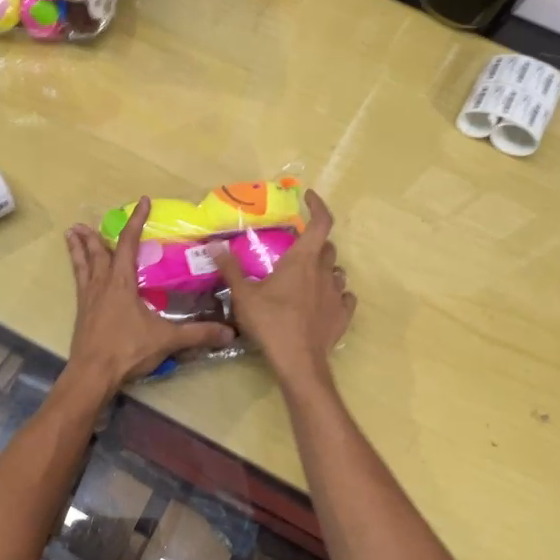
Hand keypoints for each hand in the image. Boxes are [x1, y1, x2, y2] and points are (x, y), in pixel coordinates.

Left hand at [65, 198, 235, 386]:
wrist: (92, 374)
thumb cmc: (127, 350)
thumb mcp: (166, 340)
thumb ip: (197, 333)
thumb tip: (229, 332)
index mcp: (121, 283)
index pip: (128, 244)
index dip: (136, 222)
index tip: (142, 202)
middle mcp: (101, 285)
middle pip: (96, 252)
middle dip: (94, 236)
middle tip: (84, 222)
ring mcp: (88, 299)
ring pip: (82, 266)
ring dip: (78, 249)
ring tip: (71, 233)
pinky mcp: (82, 314)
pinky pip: (79, 283)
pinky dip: (78, 271)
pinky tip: (80, 275)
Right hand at [215, 190, 354, 382]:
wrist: (298, 361)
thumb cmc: (270, 322)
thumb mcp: (243, 294)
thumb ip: (230, 268)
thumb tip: (215, 245)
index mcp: (303, 260)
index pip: (321, 223)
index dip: (317, 206)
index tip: (307, 197)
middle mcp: (325, 271)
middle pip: (327, 247)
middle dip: (314, 243)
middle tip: (296, 248)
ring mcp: (337, 294)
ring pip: (336, 272)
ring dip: (325, 268)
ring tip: (308, 275)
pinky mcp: (343, 315)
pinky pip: (344, 297)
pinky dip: (335, 294)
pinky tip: (324, 300)